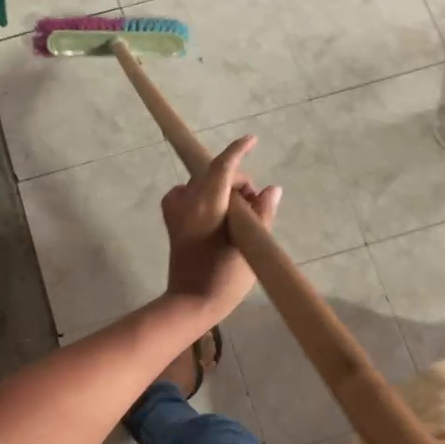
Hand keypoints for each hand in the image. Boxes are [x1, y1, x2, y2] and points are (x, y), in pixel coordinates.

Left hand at [161, 136, 279, 319]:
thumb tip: (271, 189)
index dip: (237, 151)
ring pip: (203, 184)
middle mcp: (186, 202)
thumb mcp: (250, 247)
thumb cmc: (224, 279)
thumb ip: (261, 213)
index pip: (222, 167)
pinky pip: (190, 196)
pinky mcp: (172, 222)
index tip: (252, 139)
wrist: (190, 304)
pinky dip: (206, 197)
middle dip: (237, 181)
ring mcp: (175, 211)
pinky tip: (219, 215)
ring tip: (243, 214)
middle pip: (214, 174)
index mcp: (205, 206)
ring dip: (223, 189)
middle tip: (256, 204)